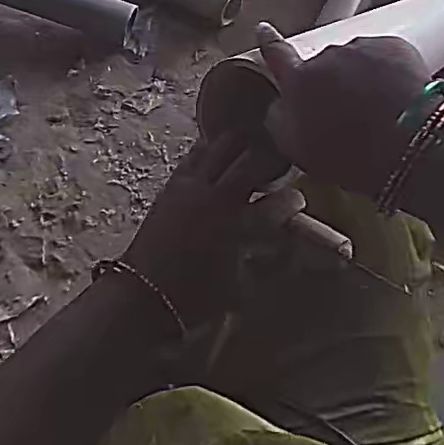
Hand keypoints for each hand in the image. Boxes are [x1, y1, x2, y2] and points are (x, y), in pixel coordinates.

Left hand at [119, 128, 301, 330]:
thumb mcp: (240, 287)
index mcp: (237, 226)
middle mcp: (217, 196)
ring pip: (223, 145)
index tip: (299, 199)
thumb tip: (289, 244)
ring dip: (243, 146)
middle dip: (270, 160)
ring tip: (252, 152)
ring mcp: (193, 184)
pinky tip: (221, 153)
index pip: (277, 202)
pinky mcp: (174, 182)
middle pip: (252, 159)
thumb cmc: (195, 299)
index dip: (292, 200)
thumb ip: (268, 262)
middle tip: (278, 166)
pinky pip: (198, 153)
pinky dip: (214, 148)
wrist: (144, 296)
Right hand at [255, 22, 429, 197]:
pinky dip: (391, 73)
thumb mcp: (298, 149)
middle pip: (326, 65)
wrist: (411, 145)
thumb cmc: (354, 155)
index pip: (277, 54)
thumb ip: (279, 119)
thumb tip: (278, 102)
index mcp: (300, 80)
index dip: (269, 41)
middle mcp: (327, 56)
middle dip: (335, 83)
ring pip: (359, 61)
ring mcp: (362, 48)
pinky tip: (399, 99)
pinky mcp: (395, 46)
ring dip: (365, 78)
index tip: (265, 29)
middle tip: (351, 114)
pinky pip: (387, 56)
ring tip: (381, 111)